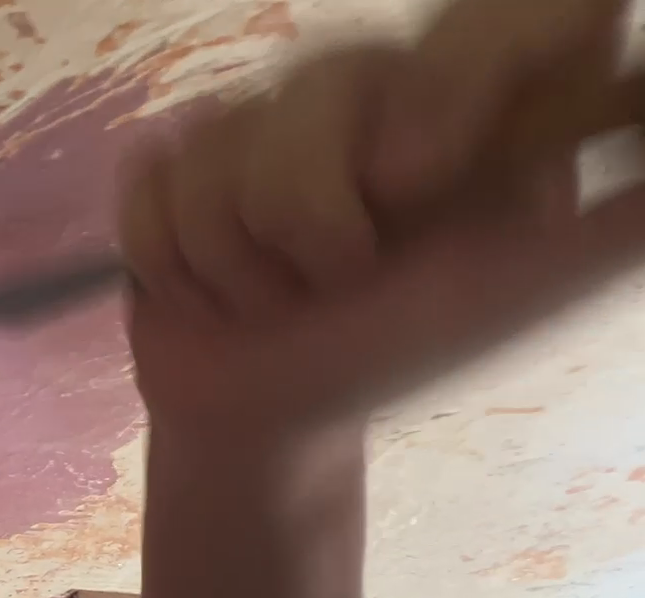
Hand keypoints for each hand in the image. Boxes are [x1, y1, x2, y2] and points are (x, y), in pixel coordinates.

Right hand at [119, 0, 644, 439]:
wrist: (251, 413)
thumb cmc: (377, 358)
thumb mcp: (520, 290)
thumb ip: (623, 218)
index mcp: (464, 102)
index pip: (480, 21)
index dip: (429, 107)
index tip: (407, 189)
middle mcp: (360, 94)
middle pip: (309, 93)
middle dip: (300, 226)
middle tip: (323, 282)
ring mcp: (249, 132)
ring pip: (211, 150)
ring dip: (226, 260)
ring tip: (255, 296)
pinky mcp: (167, 175)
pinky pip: (145, 183)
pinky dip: (163, 259)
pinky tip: (194, 285)